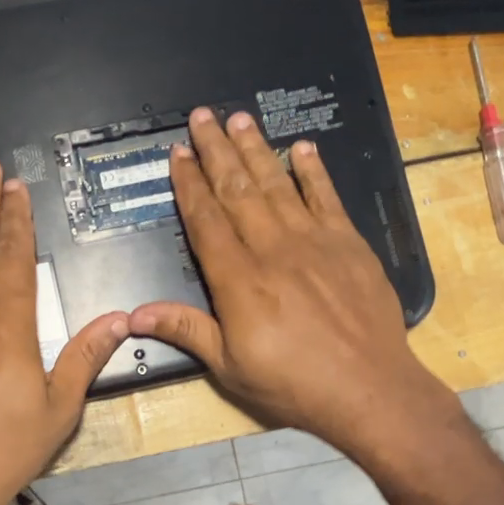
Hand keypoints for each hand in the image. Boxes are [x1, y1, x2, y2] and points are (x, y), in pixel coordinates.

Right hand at [129, 109, 446, 452]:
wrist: (369, 389)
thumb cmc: (293, 385)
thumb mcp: (230, 367)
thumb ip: (187, 330)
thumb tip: (134, 314)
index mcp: (238, 279)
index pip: (206, 220)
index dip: (189, 184)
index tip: (178, 154)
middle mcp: (272, 248)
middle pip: (237, 190)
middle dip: (216, 151)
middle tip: (201, 116)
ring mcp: (314, 241)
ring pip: (277, 184)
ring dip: (256, 149)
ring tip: (238, 119)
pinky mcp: (349, 244)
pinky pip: (327, 197)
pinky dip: (313, 171)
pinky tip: (301, 148)